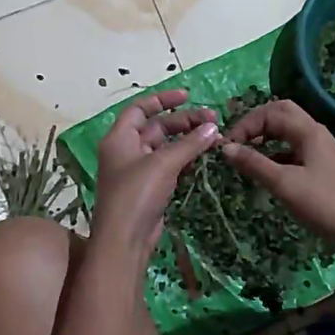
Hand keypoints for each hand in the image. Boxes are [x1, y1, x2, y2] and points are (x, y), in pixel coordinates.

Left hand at [93, 89, 221, 257]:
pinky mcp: (149, 188)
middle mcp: (126, 151)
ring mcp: (138, 171)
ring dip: (187, 141)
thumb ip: (188, 144)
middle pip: (156, 127)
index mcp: (119, 138)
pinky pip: (169, 166)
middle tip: (213, 120)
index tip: (188, 95)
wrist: (125, 239)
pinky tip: (204, 156)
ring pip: (165, 147)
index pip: (140, 109)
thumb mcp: (163, 164)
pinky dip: (185, 159)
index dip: (163, 99)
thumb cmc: (136, 195)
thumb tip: (212, 128)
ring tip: (215, 137)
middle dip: (183, 122)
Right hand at [221, 100, 334, 247]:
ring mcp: (318, 148)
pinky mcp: (318, 163)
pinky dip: (273, 150)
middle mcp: (314, 133)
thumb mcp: (283, 183)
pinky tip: (263, 167)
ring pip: (286, 129)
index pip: (270, 113)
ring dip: (264, 135)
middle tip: (237, 141)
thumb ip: (253, 163)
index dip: (246, 125)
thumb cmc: (320, 204)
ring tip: (245, 152)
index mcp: (309, 131)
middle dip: (255, 123)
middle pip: (280, 113)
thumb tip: (225, 148)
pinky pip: (291, 146)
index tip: (228, 146)